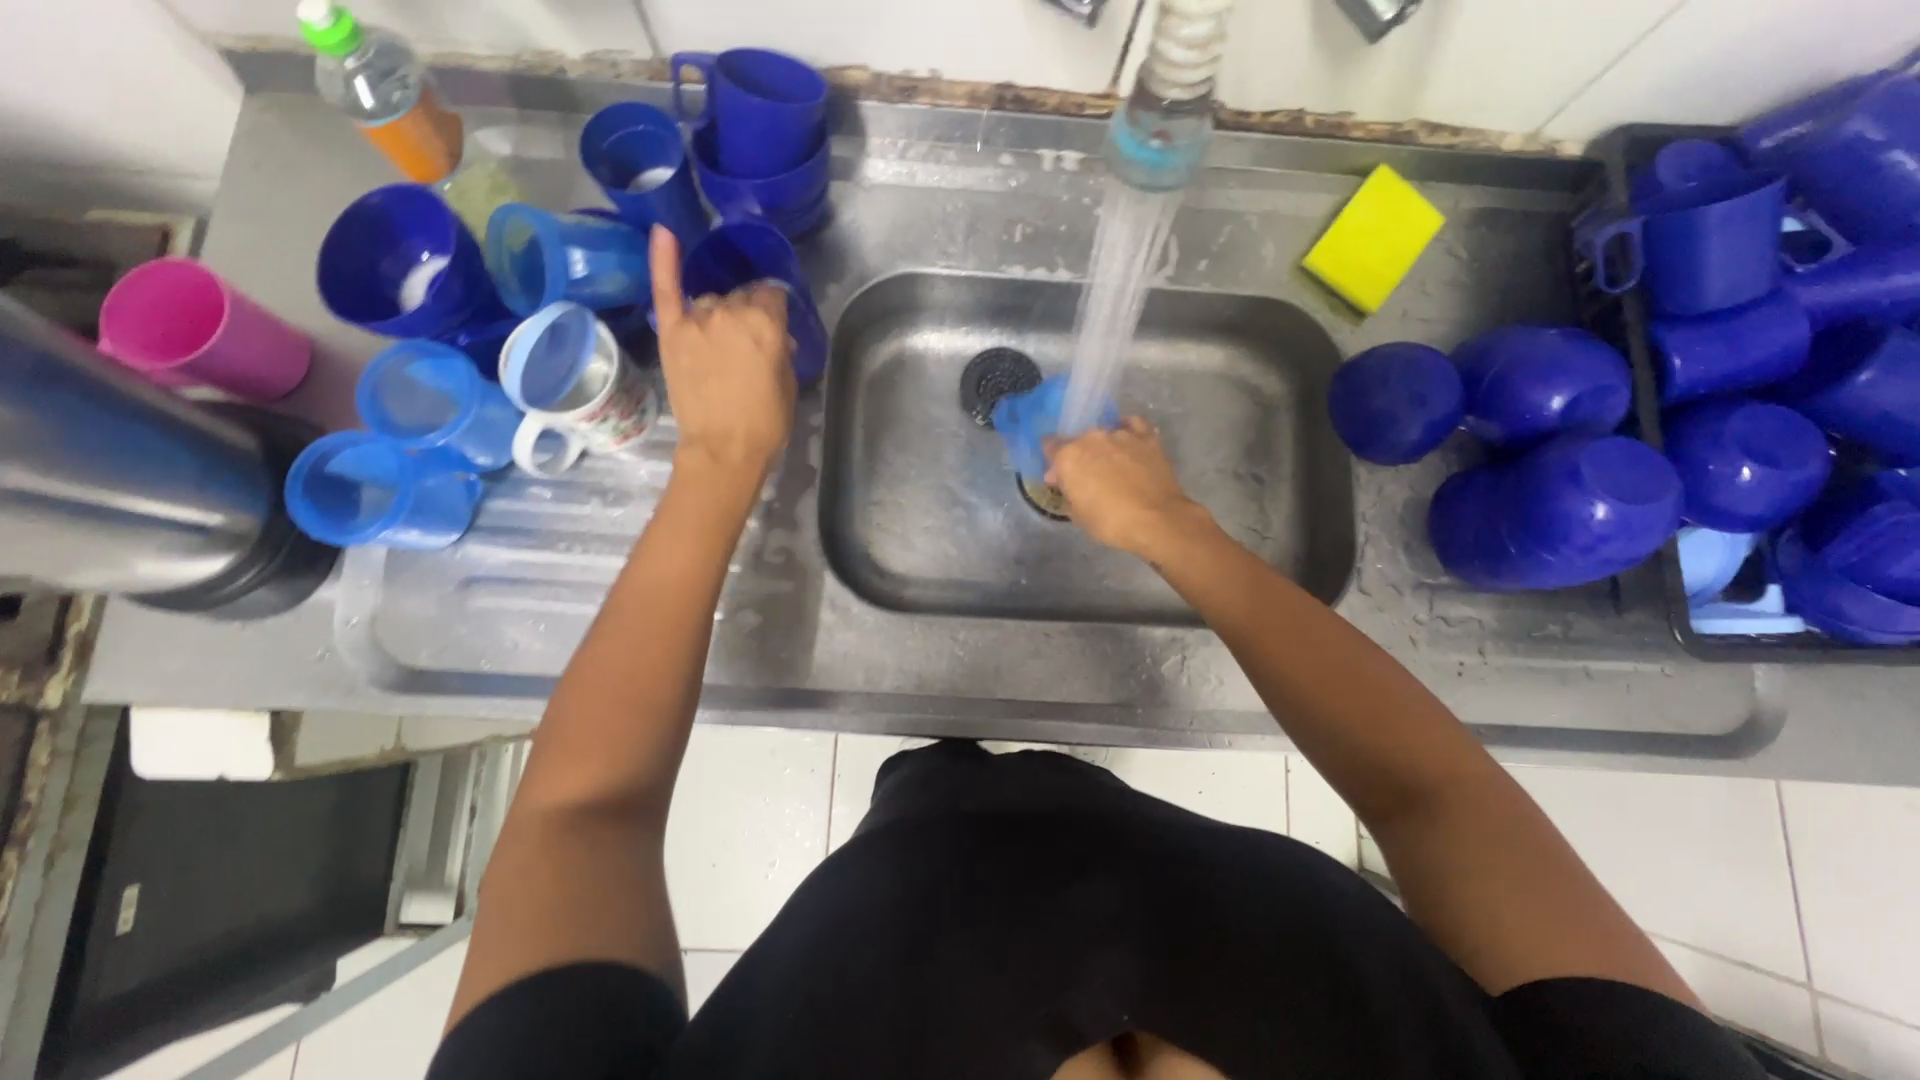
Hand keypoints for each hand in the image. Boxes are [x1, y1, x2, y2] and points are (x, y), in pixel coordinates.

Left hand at [650, 225, 796, 479]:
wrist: (724, 449)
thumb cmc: (766, 423)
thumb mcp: (788, 382)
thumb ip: (780, 348)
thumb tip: (775, 336)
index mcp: (767, 322)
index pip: (773, 295)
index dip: (776, 309)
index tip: (776, 324)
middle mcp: (731, 311)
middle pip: (742, 296)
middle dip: (749, 313)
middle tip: (749, 345)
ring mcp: (698, 319)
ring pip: (712, 301)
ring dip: (720, 313)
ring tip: (722, 341)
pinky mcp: (672, 332)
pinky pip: (667, 288)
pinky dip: (664, 259)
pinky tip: (663, 231)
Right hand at [1044, 416, 1211, 561]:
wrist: (1156, 520)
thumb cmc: (1110, 522)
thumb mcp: (1077, 514)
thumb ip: (1067, 491)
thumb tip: (1063, 480)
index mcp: (1068, 456)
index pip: (1049, 446)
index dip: (1053, 462)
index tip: (1059, 476)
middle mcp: (1091, 438)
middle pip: (1078, 440)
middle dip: (1079, 456)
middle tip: (1088, 476)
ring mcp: (1120, 434)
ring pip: (1104, 433)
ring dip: (1103, 447)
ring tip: (1112, 464)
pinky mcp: (1146, 437)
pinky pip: (1132, 424)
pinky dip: (1127, 429)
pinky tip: (1128, 440)